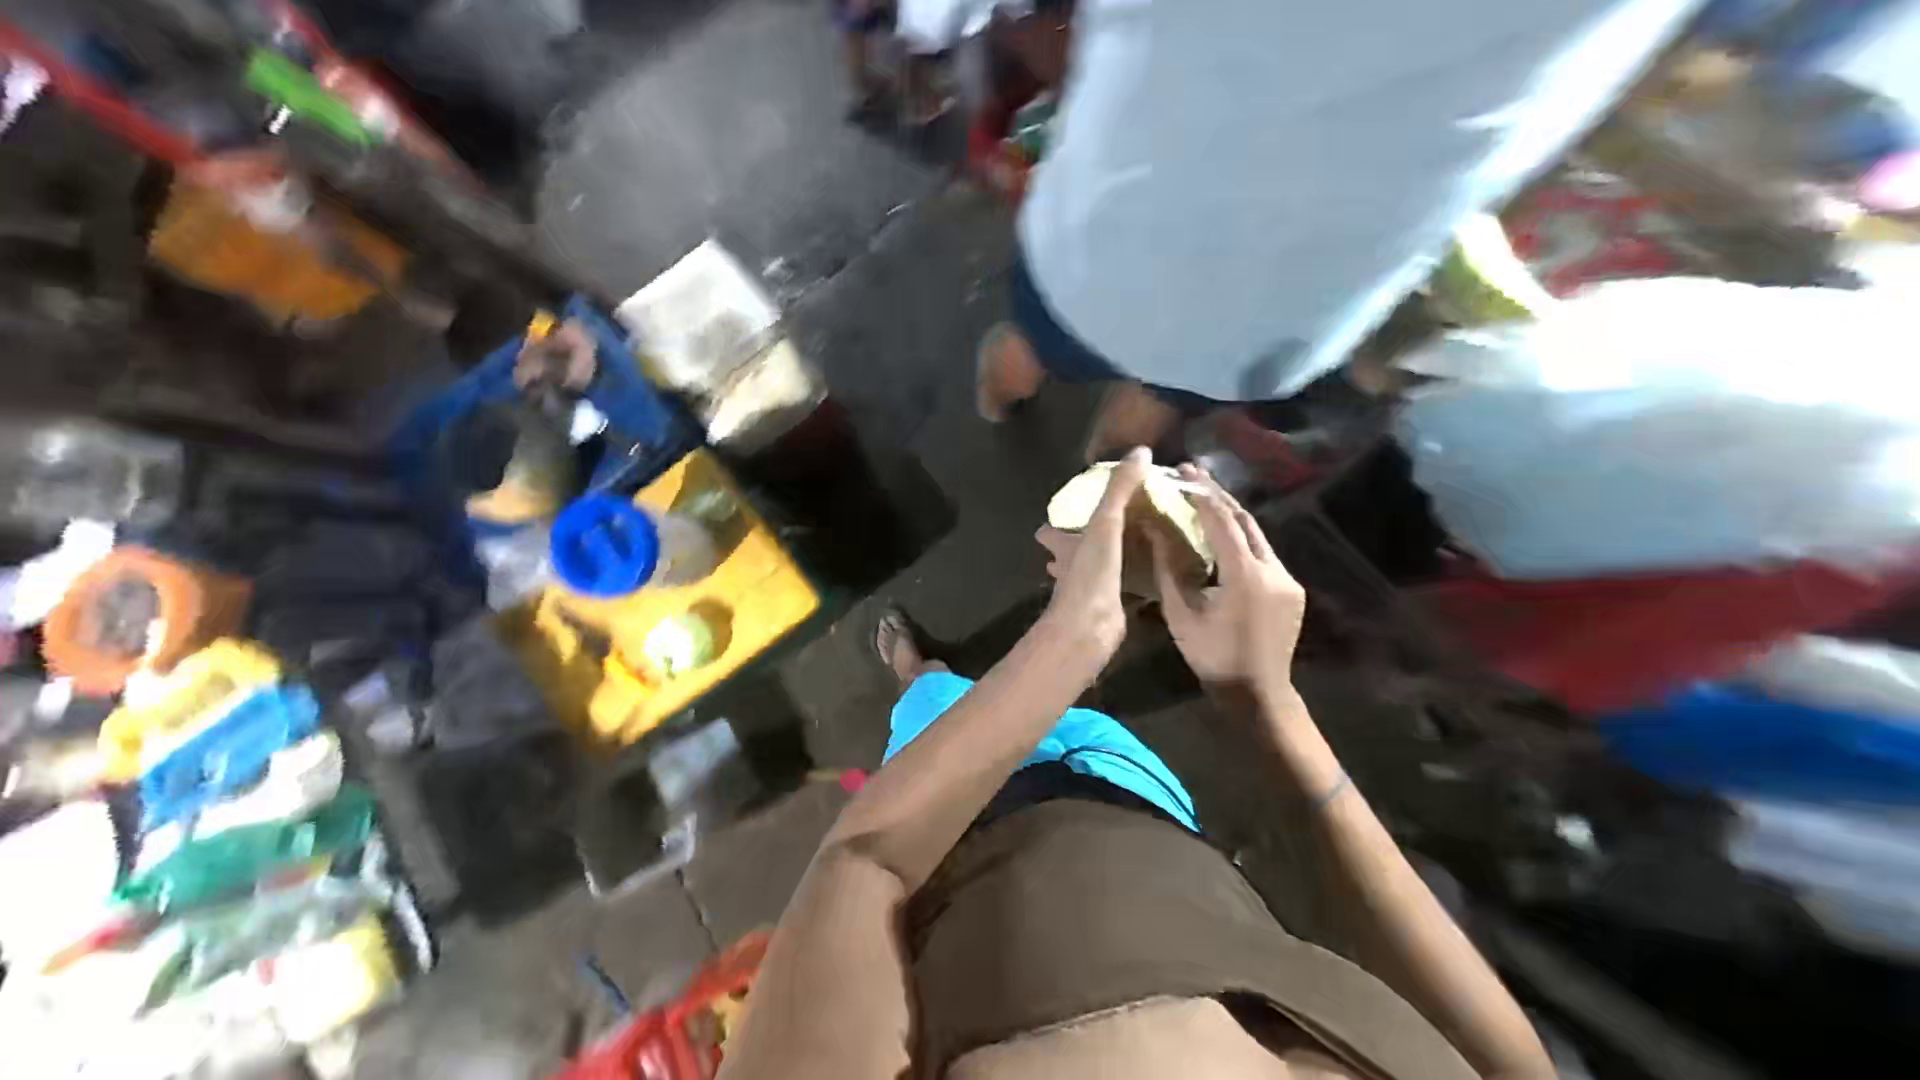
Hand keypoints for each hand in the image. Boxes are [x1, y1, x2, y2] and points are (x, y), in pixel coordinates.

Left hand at [1035, 448, 1151, 658]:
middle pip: (1074, 548)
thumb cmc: (1091, 573)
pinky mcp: (1113, 605)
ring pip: (1100, 566)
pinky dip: (1137, 577)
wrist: (1091, 629)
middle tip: (1124, 518)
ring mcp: (1091, 588)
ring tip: (1145, 538)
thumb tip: (1141, 451)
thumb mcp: (1105, 523)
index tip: (1081, 502)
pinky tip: (1159, 569)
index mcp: (1064, 545)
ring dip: (1116, 556)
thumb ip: (1120, 489)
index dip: (1059, 519)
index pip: (1052, 528)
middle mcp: (1072, 565)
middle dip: (1088, 536)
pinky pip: (1124, 584)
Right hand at [1151, 464, 1304, 694]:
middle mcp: (1273, 570)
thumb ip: (1169, 568)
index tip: (1183, 472)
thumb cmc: (1211, 656)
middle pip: (1245, 520)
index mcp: (1245, 576)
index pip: (1222, 522)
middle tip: (1194, 474)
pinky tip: (1222, 535)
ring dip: (1230, 515)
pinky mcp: (1291, 589)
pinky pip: (1263, 553)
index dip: (1202, 495)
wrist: (1257, 692)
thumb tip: (1155, 531)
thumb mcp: (1181, 613)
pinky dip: (1240, 538)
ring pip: (1257, 535)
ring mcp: (1287, 579)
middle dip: (1218, 495)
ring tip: (1205, 497)